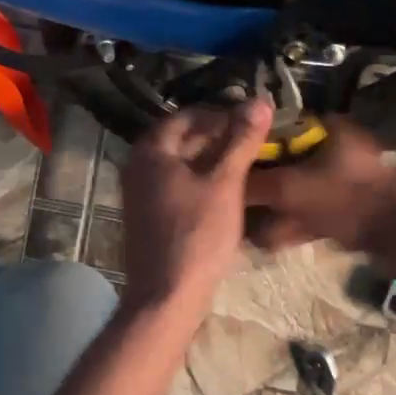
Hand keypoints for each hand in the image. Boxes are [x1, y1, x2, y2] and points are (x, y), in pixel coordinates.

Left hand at [120, 99, 272, 314]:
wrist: (166, 295)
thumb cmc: (196, 234)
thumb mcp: (225, 183)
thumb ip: (241, 140)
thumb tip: (259, 99)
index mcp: (151, 148)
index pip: (187, 115)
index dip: (221, 114)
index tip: (252, 121)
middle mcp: (137, 163)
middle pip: (181, 138)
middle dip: (216, 136)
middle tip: (253, 142)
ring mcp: (138, 190)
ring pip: (179, 162)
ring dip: (209, 158)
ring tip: (245, 164)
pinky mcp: (145, 212)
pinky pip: (173, 183)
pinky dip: (198, 179)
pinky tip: (225, 191)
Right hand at [244, 116, 395, 271]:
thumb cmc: (348, 201)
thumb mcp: (291, 190)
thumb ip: (255, 185)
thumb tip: (225, 183)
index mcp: (328, 128)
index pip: (276, 128)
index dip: (251, 146)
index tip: (230, 164)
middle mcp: (338, 145)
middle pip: (287, 161)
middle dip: (263, 185)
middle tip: (239, 200)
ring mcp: (348, 176)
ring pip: (301, 188)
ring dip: (277, 208)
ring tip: (250, 227)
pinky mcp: (355, 204)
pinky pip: (317, 208)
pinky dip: (297, 221)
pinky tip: (271, 241)